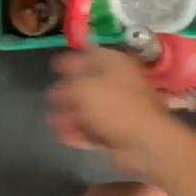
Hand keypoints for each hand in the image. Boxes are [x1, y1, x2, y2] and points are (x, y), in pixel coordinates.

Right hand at [48, 46, 181, 171]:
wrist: (144, 142)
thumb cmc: (113, 106)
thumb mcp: (82, 90)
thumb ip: (66, 87)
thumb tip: (58, 88)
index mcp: (115, 62)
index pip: (90, 53)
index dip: (70, 59)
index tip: (54, 67)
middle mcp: (121, 80)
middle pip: (90, 82)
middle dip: (69, 91)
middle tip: (51, 97)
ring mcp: (123, 106)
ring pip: (92, 107)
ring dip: (72, 113)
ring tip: (51, 120)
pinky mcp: (122, 129)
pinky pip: (97, 126)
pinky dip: (81, 129)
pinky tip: (64, 135)